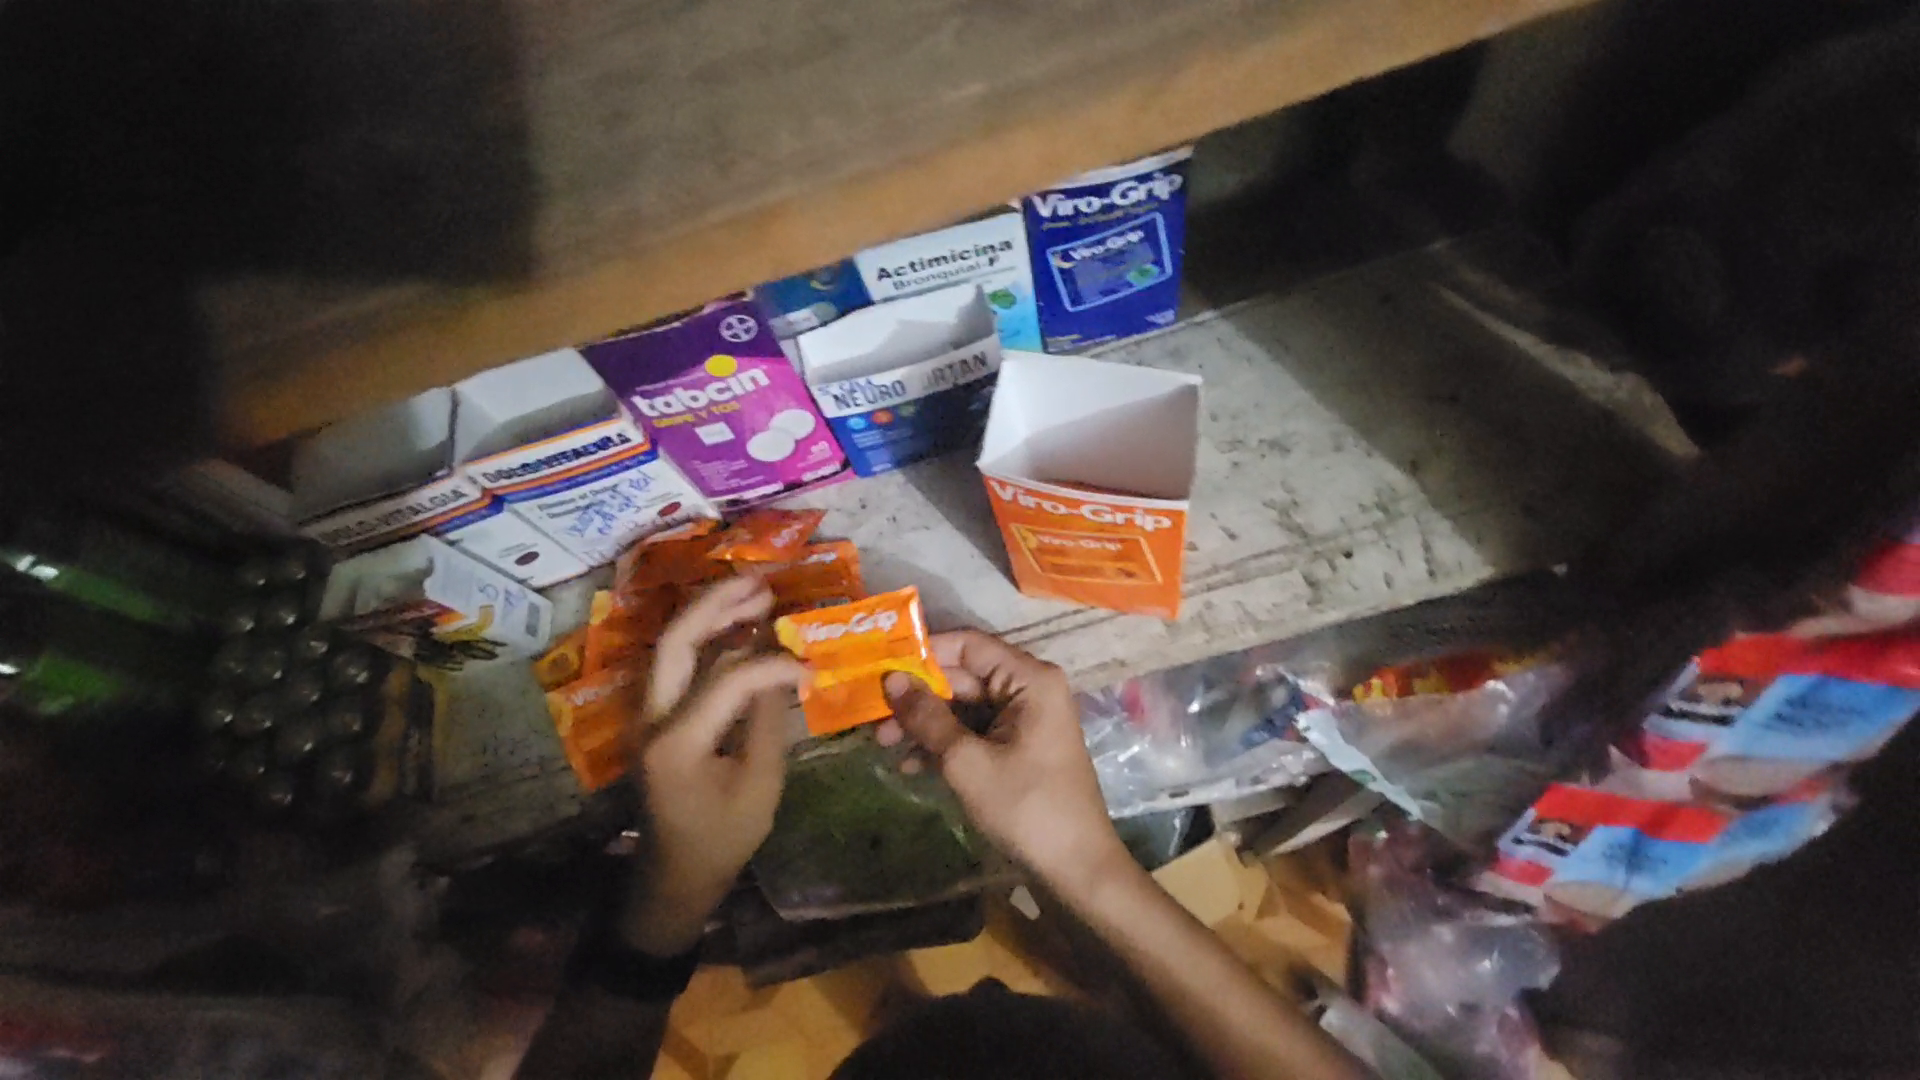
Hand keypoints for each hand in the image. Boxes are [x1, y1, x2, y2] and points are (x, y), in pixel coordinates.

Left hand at [621, 577, 807, 955]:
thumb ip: (769, 721)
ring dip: (711, 616)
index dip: (772, 664)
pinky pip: (681, 665)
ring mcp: (650, 715)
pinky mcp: (660, 717)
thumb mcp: (760, 786)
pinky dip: (710, 640)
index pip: (727, 679)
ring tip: (755, 595)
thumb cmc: (721, 839)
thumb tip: (784, 668)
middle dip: (717, 606)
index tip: (809, 665)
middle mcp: (653, 717)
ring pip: (673, 647)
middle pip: (677, 642)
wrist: (674, 875)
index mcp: (678, 741)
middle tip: (762, 586)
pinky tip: (741, 628)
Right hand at [878, 630, 1131, 901]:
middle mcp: (1029, 689)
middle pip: (963, 676)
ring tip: (883, 743)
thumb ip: (928, 716)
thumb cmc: (1026, 807)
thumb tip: (890, 678)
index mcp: (1029, 679)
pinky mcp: (1017, 747)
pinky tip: (910, 765)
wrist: (1075, 869)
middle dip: (918, 696)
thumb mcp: (967, 761)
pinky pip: (974, 731)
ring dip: (925, 723)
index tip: (880, 667)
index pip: (968, 645)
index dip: (923, 653)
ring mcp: (1024, 719)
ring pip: (964, 706)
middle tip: (872, 715)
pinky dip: (944, 744)